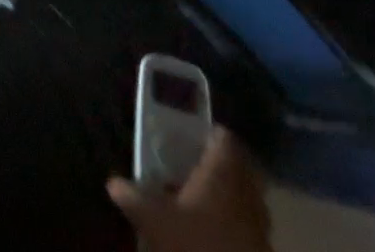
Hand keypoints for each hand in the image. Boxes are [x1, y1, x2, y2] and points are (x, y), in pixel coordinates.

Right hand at [107, 128, 272, 251]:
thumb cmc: (197, 243)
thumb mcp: (154, 220)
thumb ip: (132, 197)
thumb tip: (114, 183)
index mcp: (222, 173)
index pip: (223, 138)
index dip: (206, 133)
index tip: (185, 136)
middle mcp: (245, 189)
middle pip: (234, 165)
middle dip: (211, 163)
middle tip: (184, 165)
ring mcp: (257, 219)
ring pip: (240, 192)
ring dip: (220, 191)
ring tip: (191, 198)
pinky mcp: (261, 244)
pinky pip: (244, 218)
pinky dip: (228, 216)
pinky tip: (204, 227)